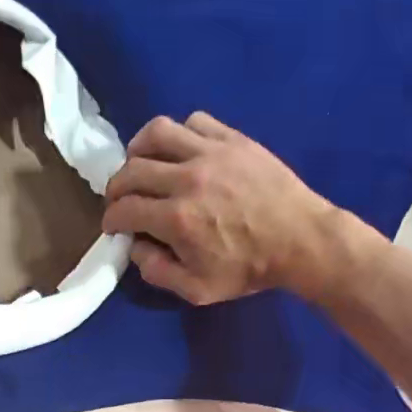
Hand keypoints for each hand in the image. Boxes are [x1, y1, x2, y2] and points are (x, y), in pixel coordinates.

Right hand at [102, 112, 364, 303]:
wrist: (301, 241)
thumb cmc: (248, 269)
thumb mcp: (196, 290)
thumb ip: (156, 271)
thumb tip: (134, 246)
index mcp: (177, 219)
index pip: (124, 209)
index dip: (110, 219)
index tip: (113, 225)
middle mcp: (187, 179)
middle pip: (131, 170)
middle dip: (116, 187)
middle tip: (121, 200)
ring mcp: (211, 153)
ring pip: (157, 133)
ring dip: (138, 150)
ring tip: (141, 164)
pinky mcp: (232, 139)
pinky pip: (194, 122)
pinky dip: (178, 135)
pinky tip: (181, 153)